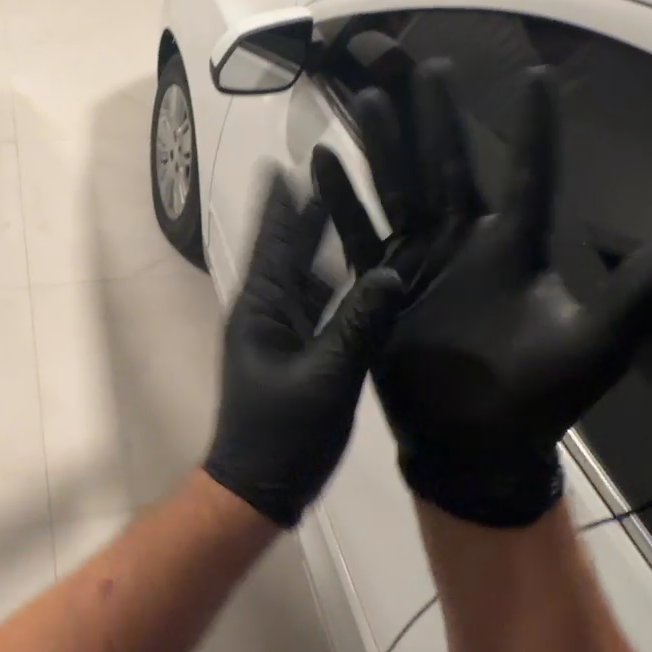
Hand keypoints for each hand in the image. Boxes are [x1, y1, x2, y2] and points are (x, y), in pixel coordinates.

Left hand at [203, 171, 403, 527]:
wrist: (259, 487)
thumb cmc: (283, 433)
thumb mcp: (326, 378)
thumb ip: (358, 326)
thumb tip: (392, 274)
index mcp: (261, 308)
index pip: (272, 242)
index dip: (279, 204)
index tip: (284, 165)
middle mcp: (265, 310)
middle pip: (286, 252)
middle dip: (302, 215)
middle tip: (325, 176)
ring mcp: (277, 332)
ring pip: (301, 276)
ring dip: (317, 245)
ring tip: (344, 211)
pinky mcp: (293, 352)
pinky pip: (313, 304)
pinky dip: (331, 283)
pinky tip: (355, 273)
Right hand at [315, 59, 651, 526]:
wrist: (473, 445)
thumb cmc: (537, 397)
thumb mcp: (596, 345)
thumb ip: (639, 289)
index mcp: (515, 246)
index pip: (527, 173)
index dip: (533, 127)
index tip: (536, 75)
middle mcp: (463, 239)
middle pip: (446, 164)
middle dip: (436, 117)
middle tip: (427, 67)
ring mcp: (418, 257)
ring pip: (397, 185)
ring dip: (383, 143)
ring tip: (368, 97)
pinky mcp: (381, 281)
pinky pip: (357, 229)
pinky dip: (339, 196)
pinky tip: (322, 160)